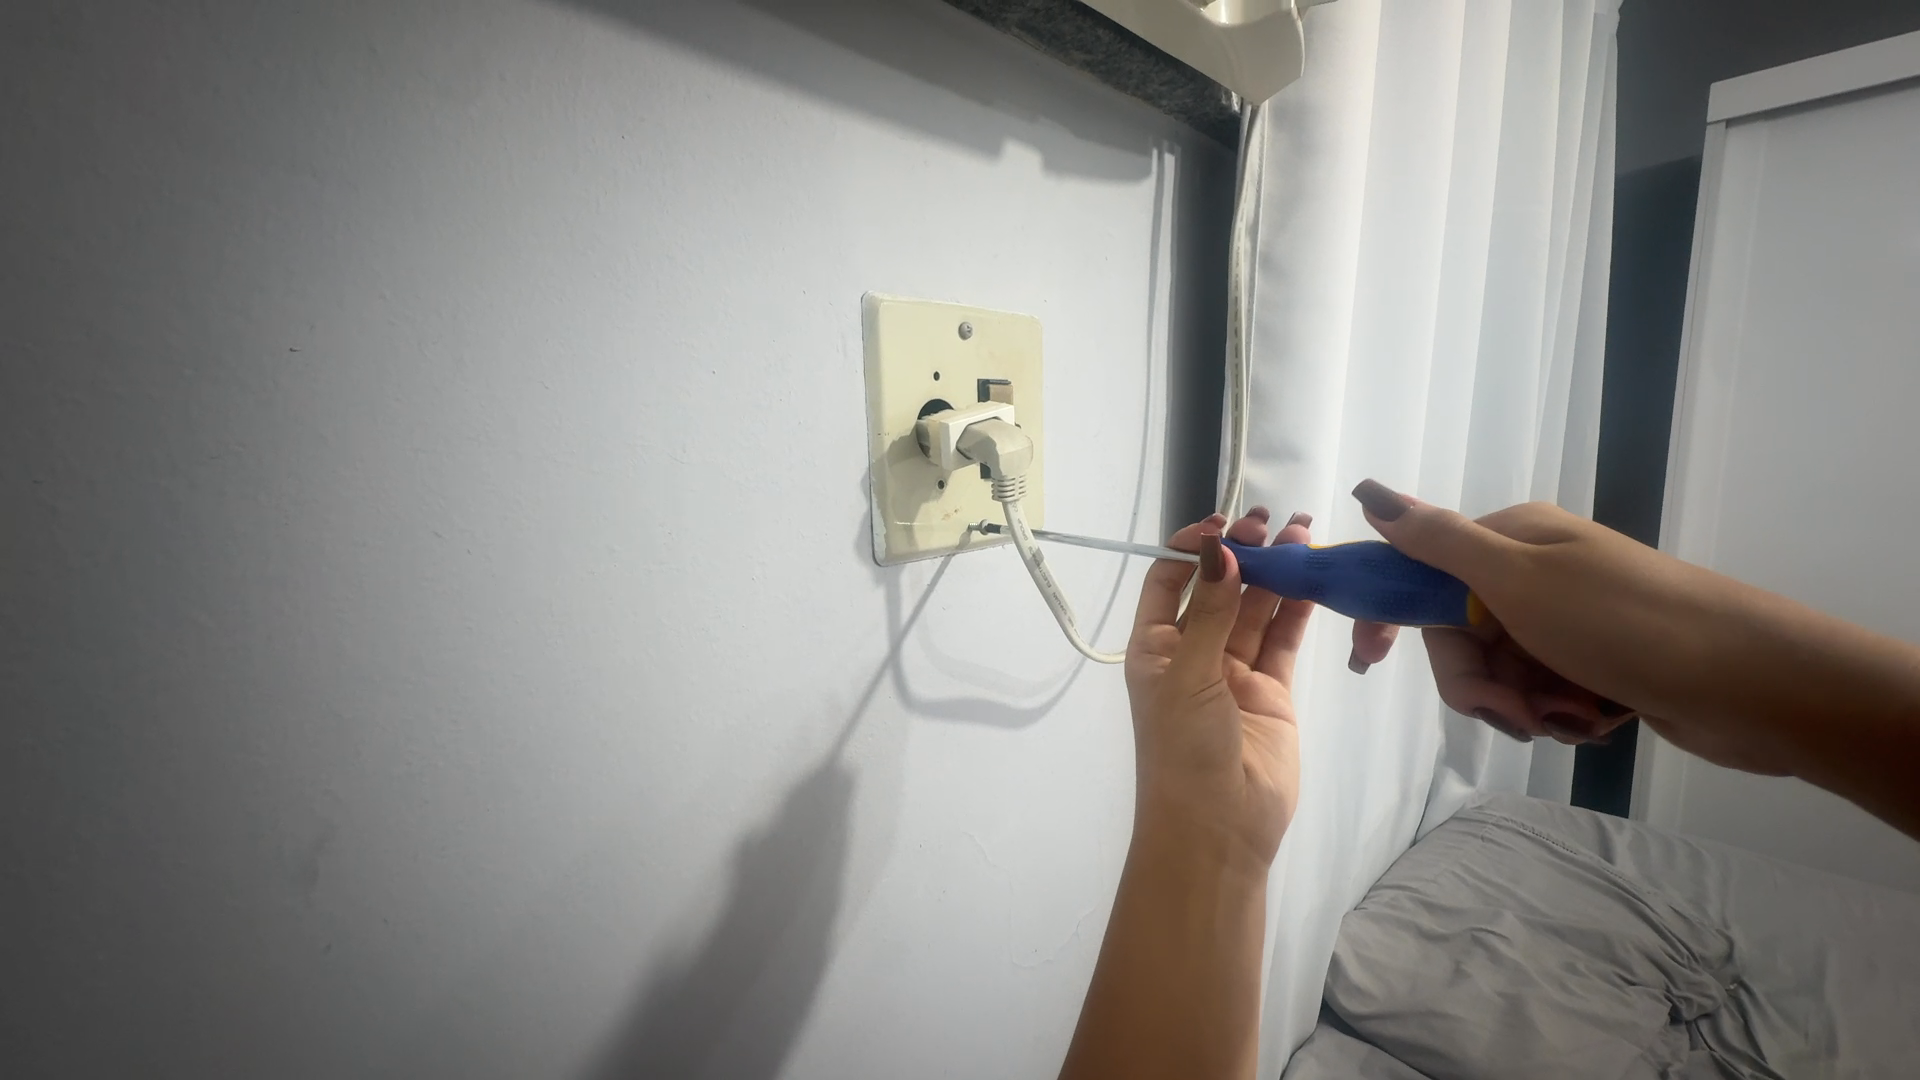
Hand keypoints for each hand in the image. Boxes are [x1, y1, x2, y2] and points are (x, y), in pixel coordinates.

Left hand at [1126, 507, 1316, 867]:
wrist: (1218, 828)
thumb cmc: (1184, 748)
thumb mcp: (1188, 674)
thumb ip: (1209, 612)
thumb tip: (1220, 550)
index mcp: (1154, 646)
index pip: (1168, 582)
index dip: (1191, 550)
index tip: (1221, 525)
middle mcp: (1191, 652)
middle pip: (1216, 590)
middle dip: (1241, 555)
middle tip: (1269, 521)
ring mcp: (1232, 671)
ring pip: (1253, 610)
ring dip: (1275, 574)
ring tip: (1302, 534)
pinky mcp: (1271, 690)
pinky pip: (1281, 640)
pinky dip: (1296, 608)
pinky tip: (1313, 576)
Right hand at [1347, 480, 1795, 774]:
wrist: (1762, 687)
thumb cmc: (1624, 621)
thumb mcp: (1515, 577)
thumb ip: (1436, 541)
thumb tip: (1370, 495)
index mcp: (1510, 539)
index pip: (1418, 570)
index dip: (1389, 613)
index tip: (1368, 658)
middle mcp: (1532, 572)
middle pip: (1457, 632)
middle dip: (1473, 679)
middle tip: (1507, 710)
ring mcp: (1564, 618)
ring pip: (1495, 668)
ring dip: (1515, 702)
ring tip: (1561, 719)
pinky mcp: (1593, 661)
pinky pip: (1538, 690)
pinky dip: (1552, 712)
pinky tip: (1587, 720)